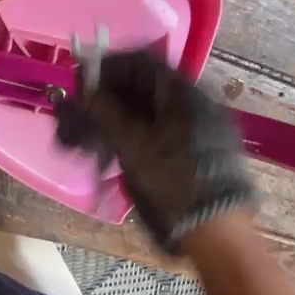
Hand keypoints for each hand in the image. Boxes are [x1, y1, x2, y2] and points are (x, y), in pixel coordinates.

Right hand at [54, 49, 255, 253]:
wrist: (217, 232)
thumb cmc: (174, 182)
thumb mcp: (134, 146)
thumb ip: (105, 114)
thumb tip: (84, 91)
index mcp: (184, 93)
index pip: (141, 62)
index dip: (107, 68)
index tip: (80, 82)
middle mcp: (194, 104)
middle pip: (142, 89)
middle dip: (105, 100)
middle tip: (77, 116)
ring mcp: (198, 130)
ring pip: (147, 115)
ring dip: (113, 122)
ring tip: (86, 143)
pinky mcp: (195, 154)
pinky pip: (157, 135)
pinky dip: (130, 140)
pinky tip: (110, 157)